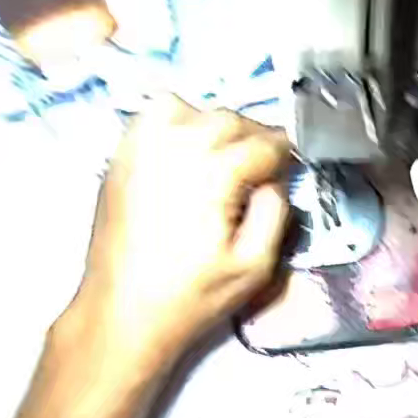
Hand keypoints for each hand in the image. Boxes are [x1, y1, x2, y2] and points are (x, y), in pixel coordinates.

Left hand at [55, 95, 290, 388]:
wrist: (125, 309)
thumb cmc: (196, 294)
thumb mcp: (256, 266)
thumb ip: (275, 214)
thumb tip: (276, 182)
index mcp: (211, 176)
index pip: (261, 144)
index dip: (286, 152)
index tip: (297, 164)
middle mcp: (173, 149)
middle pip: (227, 119)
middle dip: (257, 134)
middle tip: (271, 162)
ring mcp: (139, 149)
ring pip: (189, 107)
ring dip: (218, 124)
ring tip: (231, 152)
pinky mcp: (120, 157)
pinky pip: (151, 116)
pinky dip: (179, 121)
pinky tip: (191, 150)